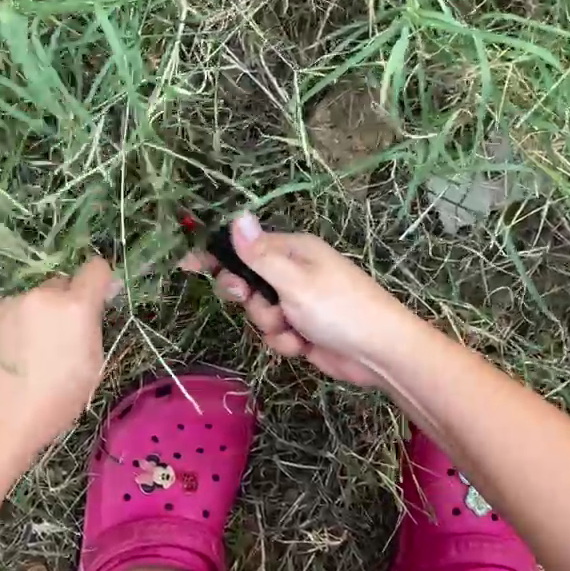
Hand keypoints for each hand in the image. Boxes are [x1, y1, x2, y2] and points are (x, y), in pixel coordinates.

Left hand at [0, 257, 117, 452]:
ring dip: (31, 318)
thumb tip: (97, 300)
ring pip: (29, 302)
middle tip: (55, 341)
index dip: (98, 282)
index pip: (95, 269)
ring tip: (22, 357)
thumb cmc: (52, 404)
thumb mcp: (91, 368)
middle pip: (59, 287)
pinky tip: (0, 358)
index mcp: (75, 307)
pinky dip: (5, 328)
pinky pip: (2, 313)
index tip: (95, 300)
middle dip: (62, 305)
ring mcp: (7, 302)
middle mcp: (41, 295)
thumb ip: (92, 327)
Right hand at [180, 215, 431, 387]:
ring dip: (270, 325)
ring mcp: (297, 301)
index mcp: (292, 250)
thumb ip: (260, 255)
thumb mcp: (295, 281)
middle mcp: (292, 271)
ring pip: (258, 312)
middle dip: (249, 298)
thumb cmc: (340, 309)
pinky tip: (304, 345)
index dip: (215, 255)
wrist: (381, 354)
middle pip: (245, 281)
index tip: (187, 265)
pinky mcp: (301, 328)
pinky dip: (285, 342)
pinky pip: (274, 333)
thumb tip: (237, 215)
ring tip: (294, 329)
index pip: (242, 246)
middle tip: (254, 302)